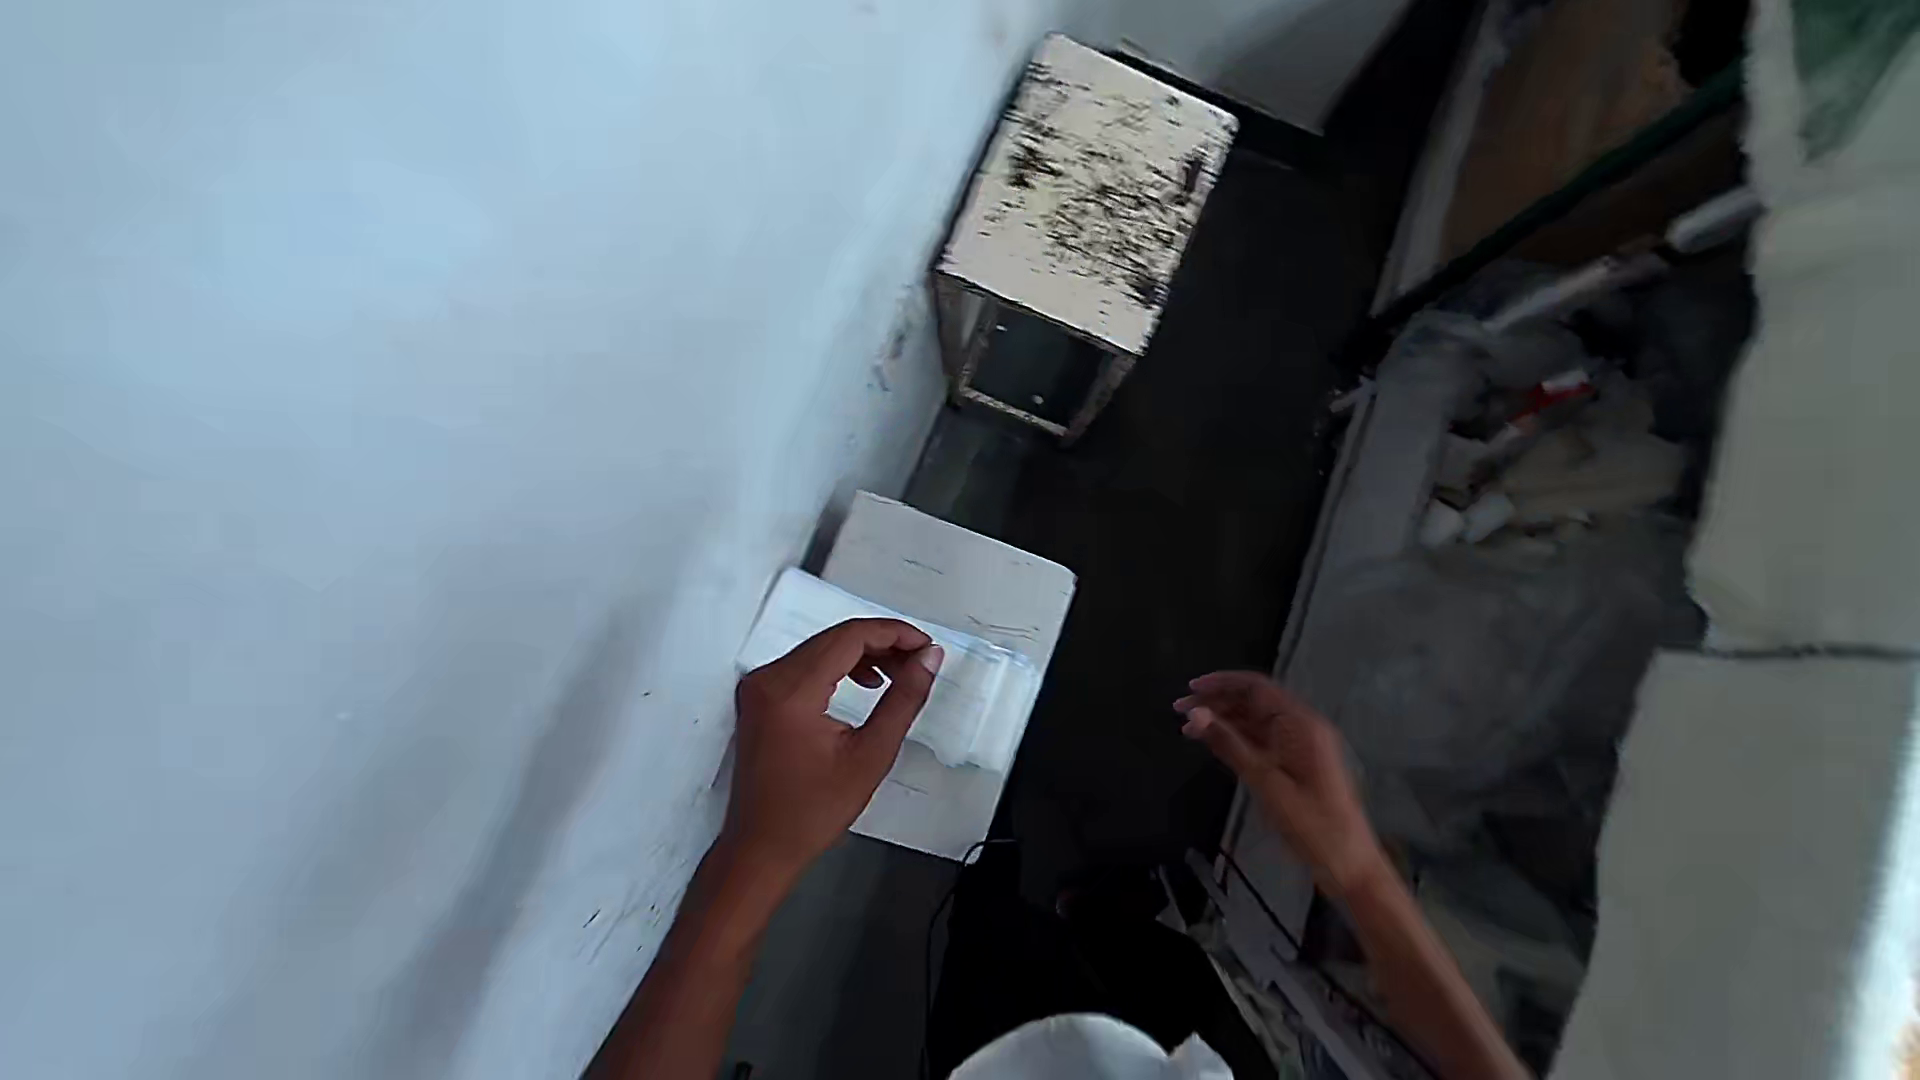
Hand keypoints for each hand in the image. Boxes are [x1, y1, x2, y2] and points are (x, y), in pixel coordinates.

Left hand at [724, 618, 942, 882]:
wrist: (762, 847)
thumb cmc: (809, 813)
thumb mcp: (871, 755)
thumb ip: (904, 699)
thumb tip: (927, 660)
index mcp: (791, 692)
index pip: (850, 637)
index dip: (894, 634)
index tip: (924, 645)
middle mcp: (768, 679)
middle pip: (836, 637)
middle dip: (883, 643)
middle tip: (919, 659)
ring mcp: (760, 684)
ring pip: (824, 646)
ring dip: (864, 653)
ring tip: (899, 672)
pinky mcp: (761, 693)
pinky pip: (808, 662)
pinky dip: (841, 664)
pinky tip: (868, 681)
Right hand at [1175, 671, 1385, 897]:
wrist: (1349, 867)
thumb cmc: (1311, 824)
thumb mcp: (1265, 782)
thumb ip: (1229, 743)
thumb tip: (1195, 714)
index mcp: (1301, 724)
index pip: (1256, 687)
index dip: (1221, 682)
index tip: (1190, 688)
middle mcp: (1300, 726)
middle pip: (1252, 700)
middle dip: (1215, 700)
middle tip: (1180, 709)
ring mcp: (1297, 744)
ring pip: (1252, 718)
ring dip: (1220, 718)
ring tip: (1188, 727)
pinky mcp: (1292, 761)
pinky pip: (1258, 738)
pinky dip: (1232, 736)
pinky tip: (1208, 741)